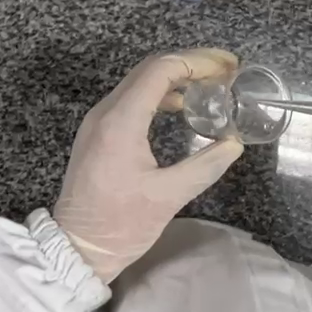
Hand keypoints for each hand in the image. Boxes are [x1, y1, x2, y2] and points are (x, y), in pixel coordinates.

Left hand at [53, 50, 245, 281]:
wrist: (77, 249)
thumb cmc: (120, 225)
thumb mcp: (168, 198)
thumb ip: (205, 166)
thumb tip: (234, 144)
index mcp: (121, 121)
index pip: (160, 71)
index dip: (197, 62)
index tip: (226, 67)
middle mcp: (105, 111)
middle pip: (149, 68)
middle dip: (189, 64)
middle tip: (224, 70)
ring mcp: (98, 120)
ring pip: (139, 80)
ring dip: (174, 76)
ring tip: (209, 85)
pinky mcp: (98, 131)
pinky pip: (130, 97)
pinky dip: (158, 93)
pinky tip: (180, 106)